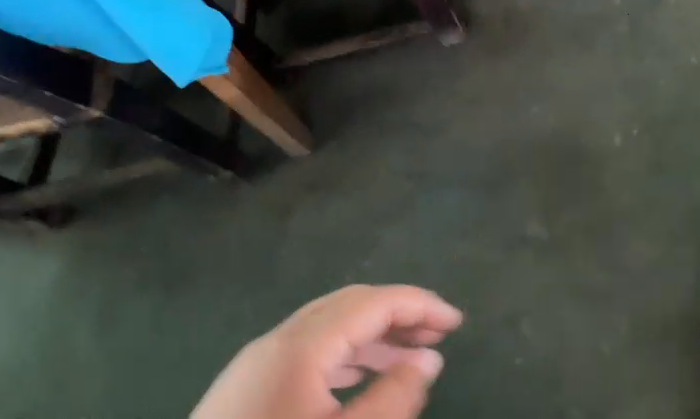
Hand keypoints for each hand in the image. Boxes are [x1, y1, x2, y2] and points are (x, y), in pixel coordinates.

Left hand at [192, 285, 463, 418]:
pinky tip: (359, 378)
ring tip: (409, 359)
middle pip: (350, 305)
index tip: (456, 323)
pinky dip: (343, 352)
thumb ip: (393, 397)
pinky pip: (306, 349)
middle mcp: (277, 340)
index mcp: (302, 345)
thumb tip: (429, 358)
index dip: (420, 305)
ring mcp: (255, 363)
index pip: (374, 302)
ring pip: (327, 326)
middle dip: (398, 313)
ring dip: (372, 334)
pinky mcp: (243, 388)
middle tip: (437, 335)